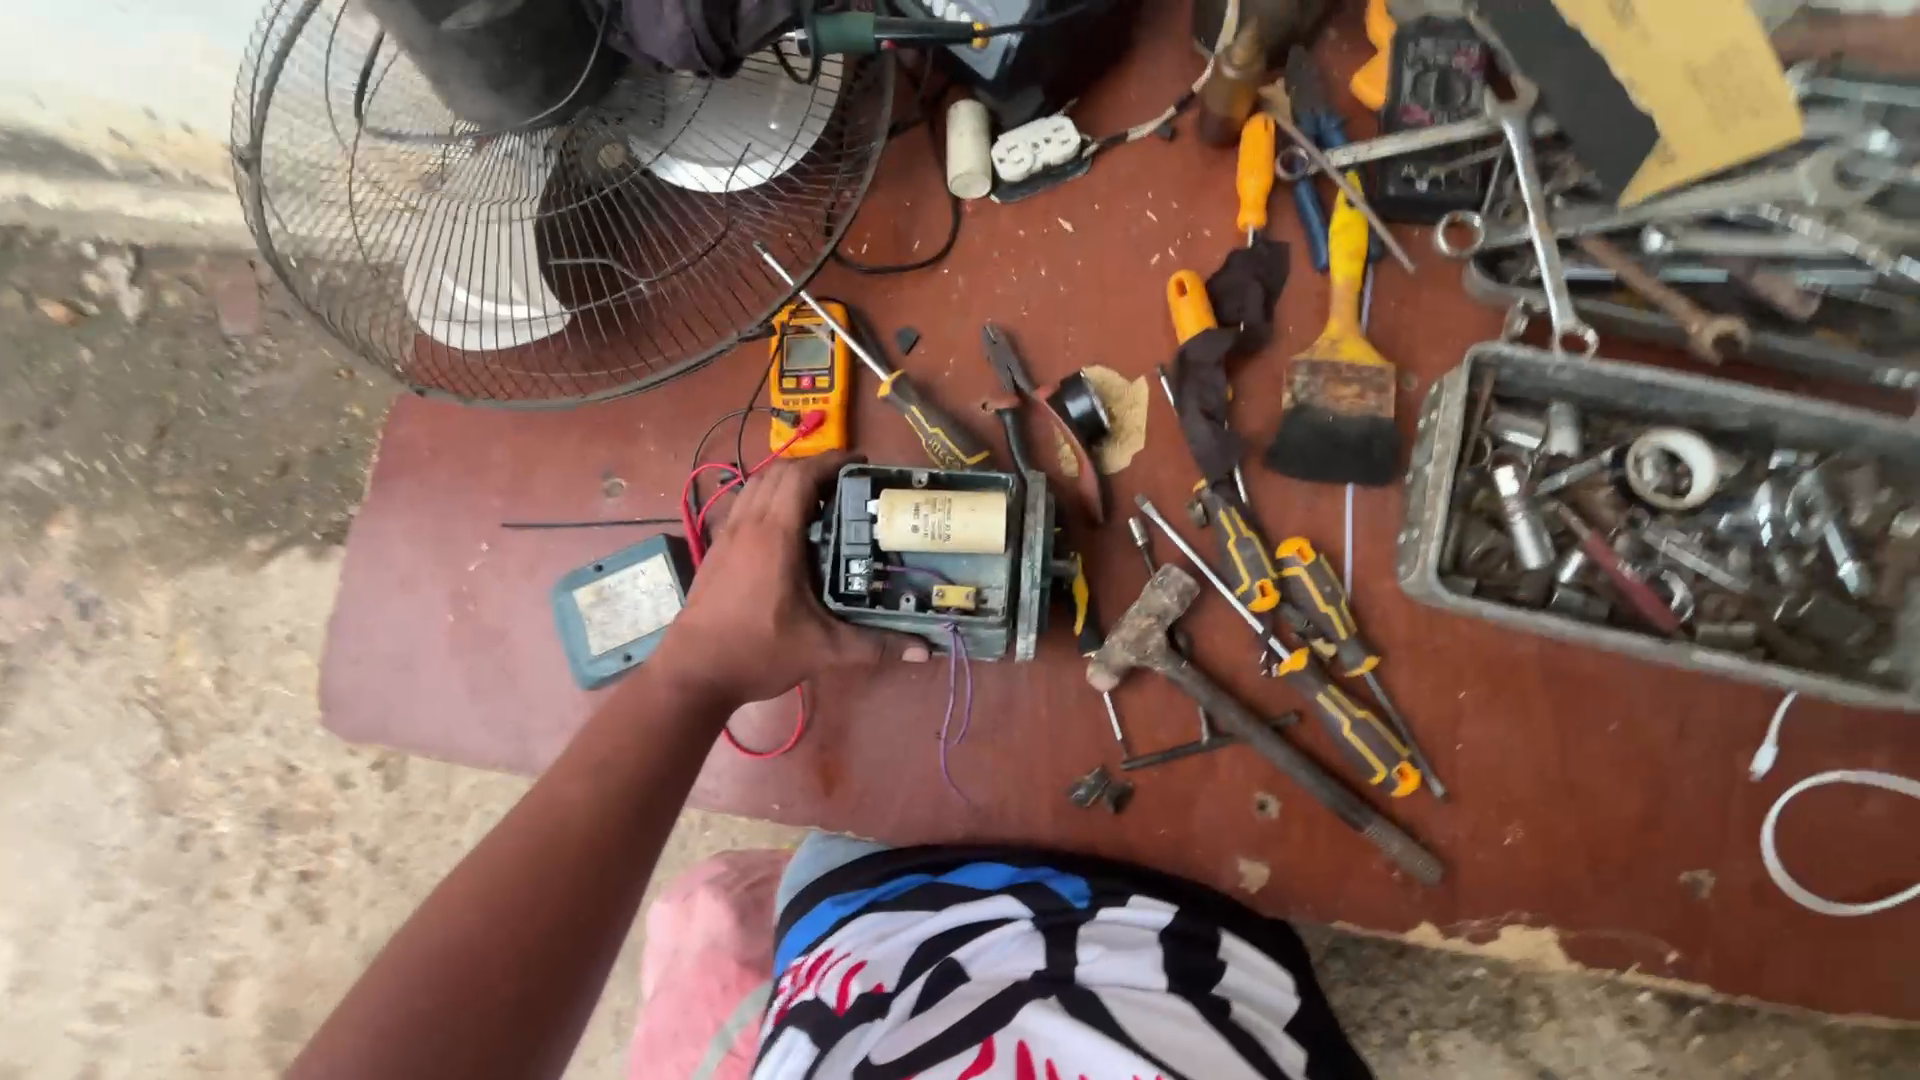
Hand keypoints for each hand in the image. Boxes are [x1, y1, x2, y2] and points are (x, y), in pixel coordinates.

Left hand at [650, 452, 927, 710]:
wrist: (692, 673)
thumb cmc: (757, 651)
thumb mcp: (823, 649)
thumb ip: (874, 645)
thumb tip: (924, 650)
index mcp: (775, 535)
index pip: (802, 475)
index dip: (833, 461)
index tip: (862, 464)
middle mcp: (748, 524)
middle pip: (779, 471)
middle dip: (815, 467)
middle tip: (848, 483)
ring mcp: (727, 535)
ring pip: (756, 484)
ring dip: (788, 479)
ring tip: (820, 498)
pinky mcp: (716, 549)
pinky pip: (744, 504)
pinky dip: (768, 498)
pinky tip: (786, 528)